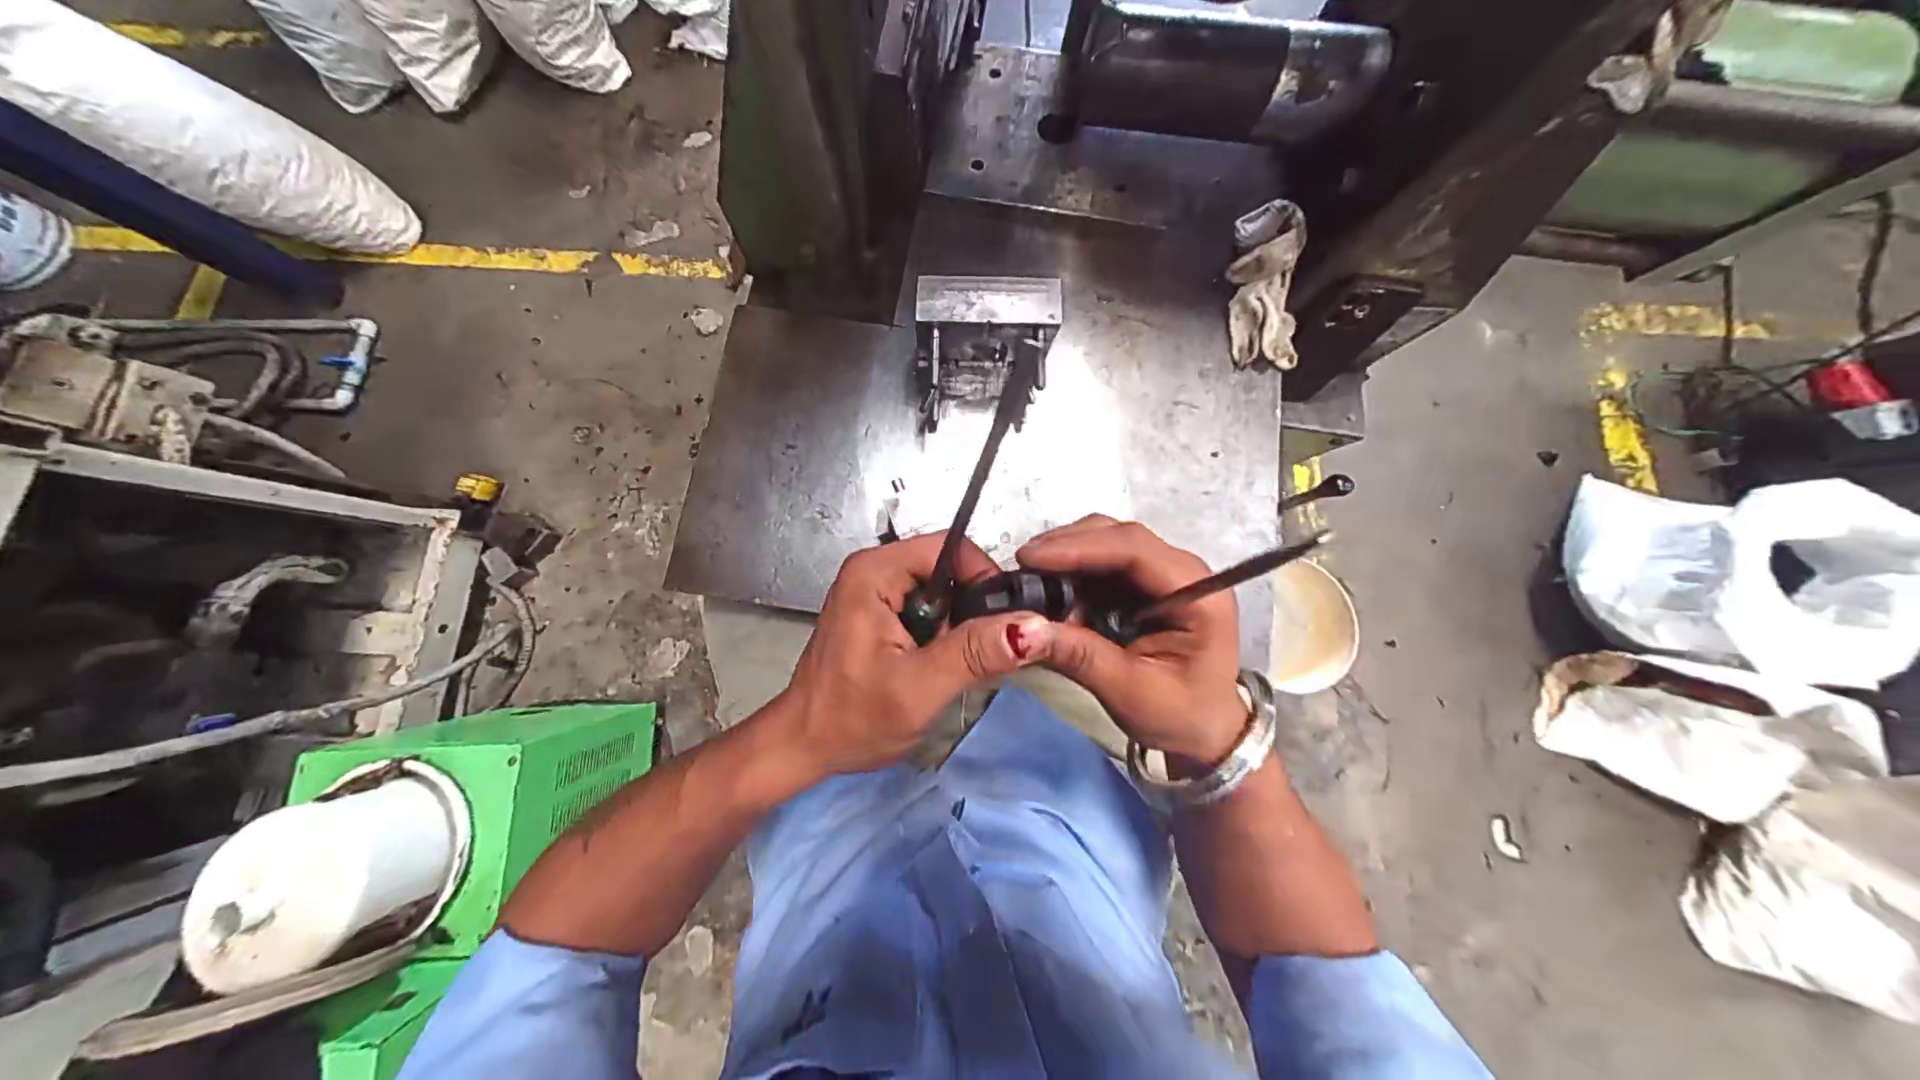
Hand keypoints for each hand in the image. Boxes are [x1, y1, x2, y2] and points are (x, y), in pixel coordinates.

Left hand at [774, 532, 1046, 776]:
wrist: (806, 746)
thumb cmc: (851, 721)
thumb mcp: (920, 689)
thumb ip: (975, 653)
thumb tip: (1034, 627)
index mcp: (874, 572)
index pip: (952, 548)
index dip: (984, 579)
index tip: (998, 622)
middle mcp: (873, 569)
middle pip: (949, 567)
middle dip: (970, 609)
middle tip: (968, 654)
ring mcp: (874, 590)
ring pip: (943, 590)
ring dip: (957, 625)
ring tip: (945, 664)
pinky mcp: (879, 611)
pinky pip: (929, 607)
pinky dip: (942, 634)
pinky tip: (934, 664)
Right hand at [1013, 517, 1246, 767]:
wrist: (1204, 729)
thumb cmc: (1178, 714)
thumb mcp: (1128, 691)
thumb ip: (1078, 655)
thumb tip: (1021, 629)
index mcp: (1197, 593)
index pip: (1135, 550)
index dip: (1080, 548)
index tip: (1031, 557)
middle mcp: (1184, 572)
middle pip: (1119, 536)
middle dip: (1067, 545)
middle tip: (1022, 564)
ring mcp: (1164, 573)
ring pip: (1108, 542)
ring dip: (1066, 554)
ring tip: (1030, 577)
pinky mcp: (1144, 583)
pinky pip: (1103, 561)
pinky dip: (1072, 569)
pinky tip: (1049, 586)